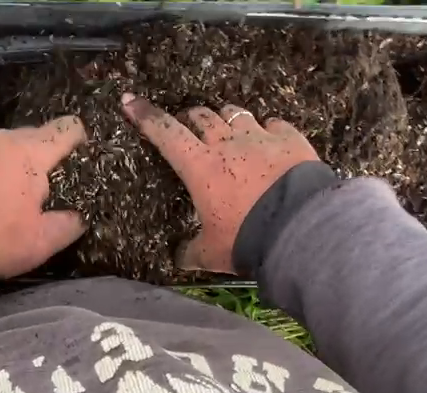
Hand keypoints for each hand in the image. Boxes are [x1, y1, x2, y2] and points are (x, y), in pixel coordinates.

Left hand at [0, 117, 87, 305]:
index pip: (66, 129)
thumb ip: (69, 225)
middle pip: (35, 136)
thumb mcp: (43, 241)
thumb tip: (79, 217)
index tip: (85, 156)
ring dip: (18, 166)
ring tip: (20, 195)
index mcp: (30, 152)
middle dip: (47, 157)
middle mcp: (2, 139)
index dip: (81, 139)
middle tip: (52, 188)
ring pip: (8, 148)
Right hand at [121, 94, 320, 273]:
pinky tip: (268, 142)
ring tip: (227, 130)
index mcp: (200, 168)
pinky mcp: (290, 139)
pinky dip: (266, 131)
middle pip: (202, 116)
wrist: (297, 228)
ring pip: (236, 114)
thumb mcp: (210, 253)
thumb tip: (179, 257)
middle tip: (188, 126)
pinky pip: (273, 125)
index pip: (166, 134)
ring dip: (227, 120)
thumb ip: (191, 252)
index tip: (129, 100)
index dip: (145, 116)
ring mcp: (260, 137)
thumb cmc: (244, 239)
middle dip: (191, 118)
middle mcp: (227, 144)